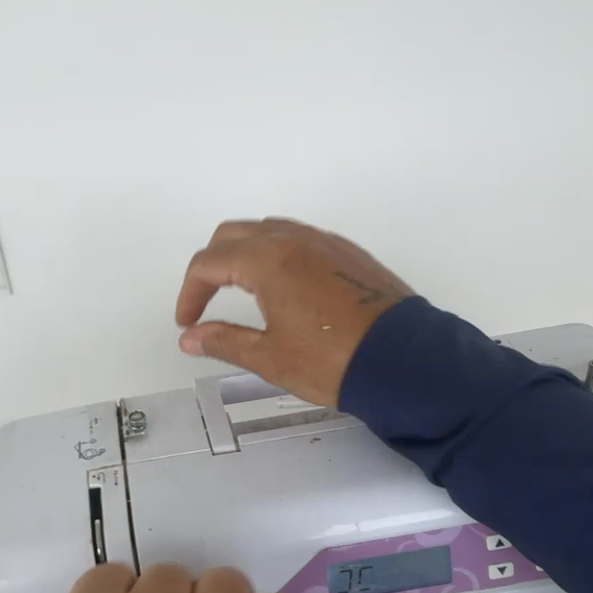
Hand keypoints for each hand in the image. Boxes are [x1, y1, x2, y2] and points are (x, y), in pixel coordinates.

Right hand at [176, 218, 413, 406]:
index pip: (209, 263)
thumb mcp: (270, 357)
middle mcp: (294, 240)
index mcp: (268, 261)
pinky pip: (300, 238)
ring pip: (268, 230)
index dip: (189, 293)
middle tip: (206, 301)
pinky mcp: (348, 253)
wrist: (404, 362)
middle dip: (211, 265)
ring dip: (244, 253)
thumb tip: (190, 338)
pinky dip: (278, 253)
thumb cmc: (332, 361)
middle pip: (233, 235)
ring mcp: (324, 242)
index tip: (188, 322)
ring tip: (240, 291)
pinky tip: (283, 286)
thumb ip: (224, 341)